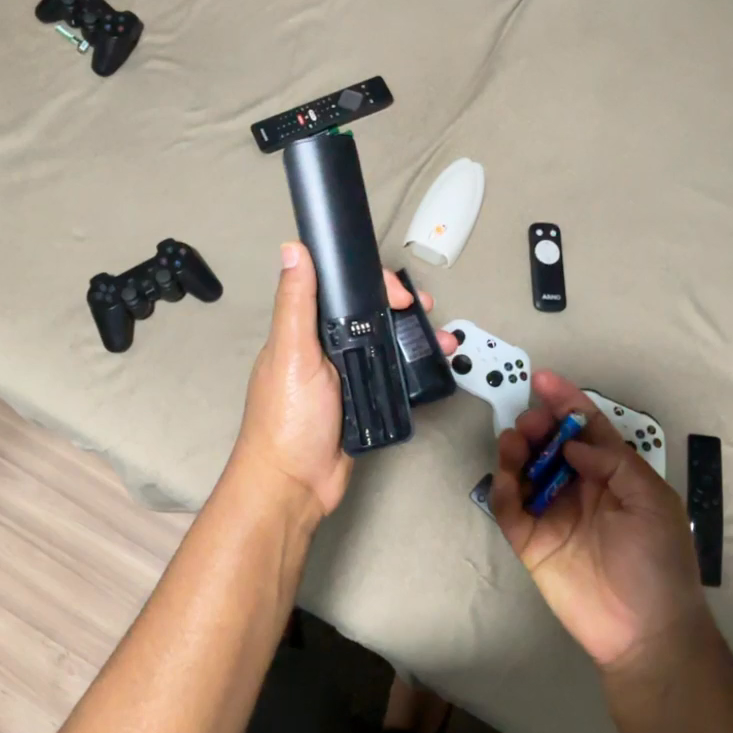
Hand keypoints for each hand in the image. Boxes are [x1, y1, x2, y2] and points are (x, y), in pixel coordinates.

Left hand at [230, 242, 455, 519]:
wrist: (296, 485)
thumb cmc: (288, 416)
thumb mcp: (291, 353)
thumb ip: (296, 302)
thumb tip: (292, 248)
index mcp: (304, 330)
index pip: (340, 289)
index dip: (371, 281)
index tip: (398, 290)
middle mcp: (326, 348)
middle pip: (370, 314)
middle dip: (402, 307)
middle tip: (427, 309)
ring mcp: (347, 375)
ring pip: (387, 343)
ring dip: (417, 335)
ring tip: (445, 339)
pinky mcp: (364, 400)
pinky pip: (394, 374)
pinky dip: (416, 365)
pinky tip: (437, 363)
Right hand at [490, 371, 708, 671]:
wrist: (647, 632)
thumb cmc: (659, 563)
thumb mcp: (652, 502)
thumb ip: (615, 462)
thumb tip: (573, 441)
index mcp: (612, 476)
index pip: (585, 430)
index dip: (566, 402)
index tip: (544, 378)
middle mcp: (578, 488)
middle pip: (549, 444)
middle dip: (538, 423)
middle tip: (532, 419)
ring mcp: (552, 514)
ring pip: (524, 470)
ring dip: (516, 449)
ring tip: (516, 439)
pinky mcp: (531, 541)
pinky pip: (509, 508)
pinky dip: (503, 487)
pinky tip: (508, 476)